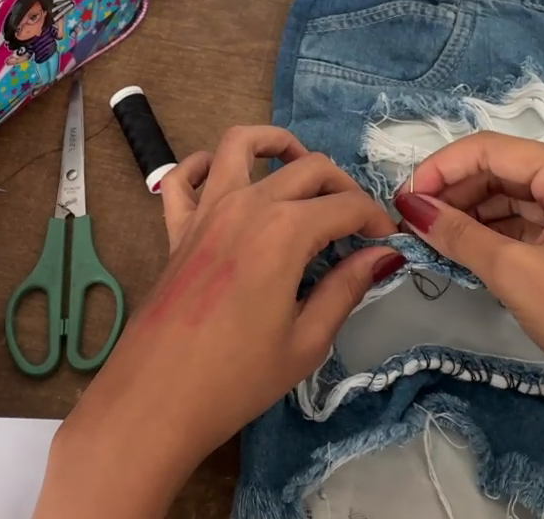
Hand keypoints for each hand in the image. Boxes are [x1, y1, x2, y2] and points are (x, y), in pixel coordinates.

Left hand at [36, 126, 401, 518]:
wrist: (156, 400)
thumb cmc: (236, 379)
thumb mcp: (305, 342)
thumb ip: (346, 288)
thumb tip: (383, 256)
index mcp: (285, 231)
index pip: (345, 205)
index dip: (375, 219)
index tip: (387, 242)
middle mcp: (247, 204)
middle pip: (307, 167)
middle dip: (342, 185)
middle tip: (356, 220)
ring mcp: (206, 209)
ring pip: (240, 143)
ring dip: (275, 143)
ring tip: (297, 165)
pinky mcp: (176, 226)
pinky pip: (183, 176)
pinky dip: (203, 165)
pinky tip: (224, 179)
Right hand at [394, 133, 543, 518]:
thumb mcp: (516, 273)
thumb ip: (458, 234)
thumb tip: (409, 207)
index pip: (488, 149)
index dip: (439, 169)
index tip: (402, 201)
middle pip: (499, 171)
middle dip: (453, 193)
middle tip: (412, 225)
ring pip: (510, 200)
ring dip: (469, 216)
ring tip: (430, 241)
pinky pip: (525, 227)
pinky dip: (492, 237)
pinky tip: (464, 255)